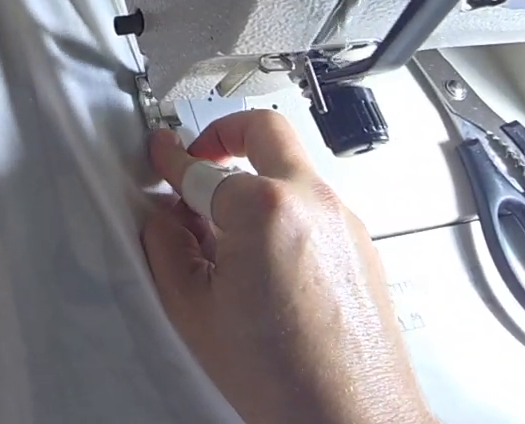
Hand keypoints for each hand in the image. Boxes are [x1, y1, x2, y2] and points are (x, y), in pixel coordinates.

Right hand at [144, 111, 432, 423]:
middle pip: (265, 130)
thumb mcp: (194, 310)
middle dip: (225, 133)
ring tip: (229, 225)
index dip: (172, 160)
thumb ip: (166, 247)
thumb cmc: (285, 379)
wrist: (353, 423)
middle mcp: (311, 201)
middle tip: (202, 153)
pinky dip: (283, 209)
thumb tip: (163, 217)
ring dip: (256, 176)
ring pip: (291, 168)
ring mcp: (343, 221)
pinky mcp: (361, 245)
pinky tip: (263, 255)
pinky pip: (312, 205)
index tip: (163, 154)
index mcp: (264, 209)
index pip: (202, 170)